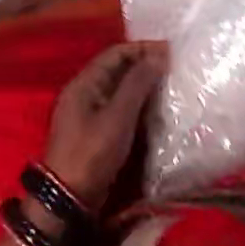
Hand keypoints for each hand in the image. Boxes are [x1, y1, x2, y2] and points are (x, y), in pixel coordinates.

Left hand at [41, 41, 167, 213]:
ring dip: (143, 85)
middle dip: (144, 65)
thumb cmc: (92, 152)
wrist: (70, 197)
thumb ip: (137, 84)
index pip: (115, 54)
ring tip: (170, 85)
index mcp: (83, 84)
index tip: (171, 51)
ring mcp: (88, 113)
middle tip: (174, 67)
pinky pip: (119, 108)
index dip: (142, 48)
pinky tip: (156, 109)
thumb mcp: (118, 116)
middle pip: (116, 69)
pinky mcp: (96, 131)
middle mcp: (84, 93)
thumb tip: (158, 56)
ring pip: (119, 89)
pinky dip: (138, 104)